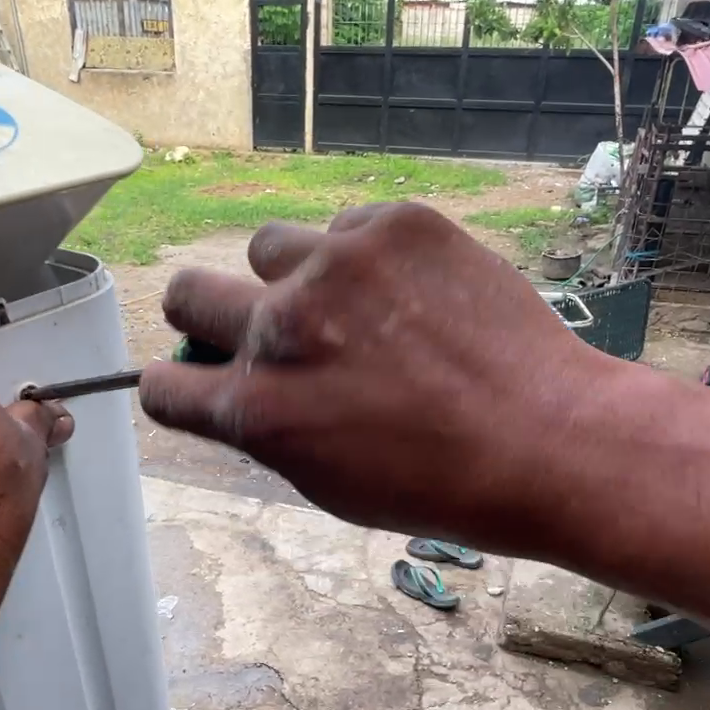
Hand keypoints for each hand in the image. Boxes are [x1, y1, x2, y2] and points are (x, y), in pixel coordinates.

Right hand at [139, 203, 627, 552]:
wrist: (548, 439)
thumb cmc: (436, 484)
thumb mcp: (326, 483)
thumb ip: (264, 428)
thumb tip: (231, 386)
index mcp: (257, 411)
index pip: (162, 385)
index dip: (174, 386)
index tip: (193, 381)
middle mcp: (282, 329)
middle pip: (185, 292)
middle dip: (202, 314)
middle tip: (249, 325)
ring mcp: (338, 266)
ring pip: (267, 247)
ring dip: (291, 278)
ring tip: (352, 309)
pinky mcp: (397, 224)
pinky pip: (344, 228)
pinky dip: (362, 259)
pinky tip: (408, 295)